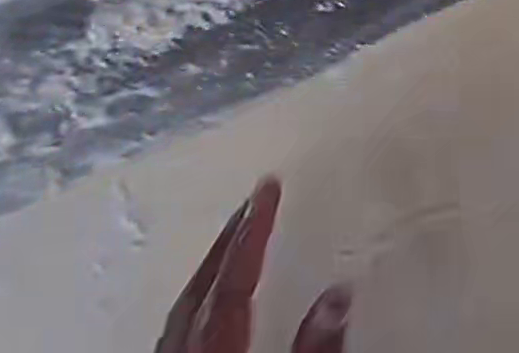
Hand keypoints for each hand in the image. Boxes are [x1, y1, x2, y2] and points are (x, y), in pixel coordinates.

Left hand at [155, 177, 350, 352]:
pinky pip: (178, 327)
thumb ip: (313, 345)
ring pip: (184, 308)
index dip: (254, 227)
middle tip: (254, 198)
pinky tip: (211, 294)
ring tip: (236, 233)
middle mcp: (184, 352)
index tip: (269, 183)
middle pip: (201, 287)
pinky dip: (198, 297)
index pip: (234, 277)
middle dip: (230, 236)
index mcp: (215, 347)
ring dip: (212, 264)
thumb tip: (339, 292)